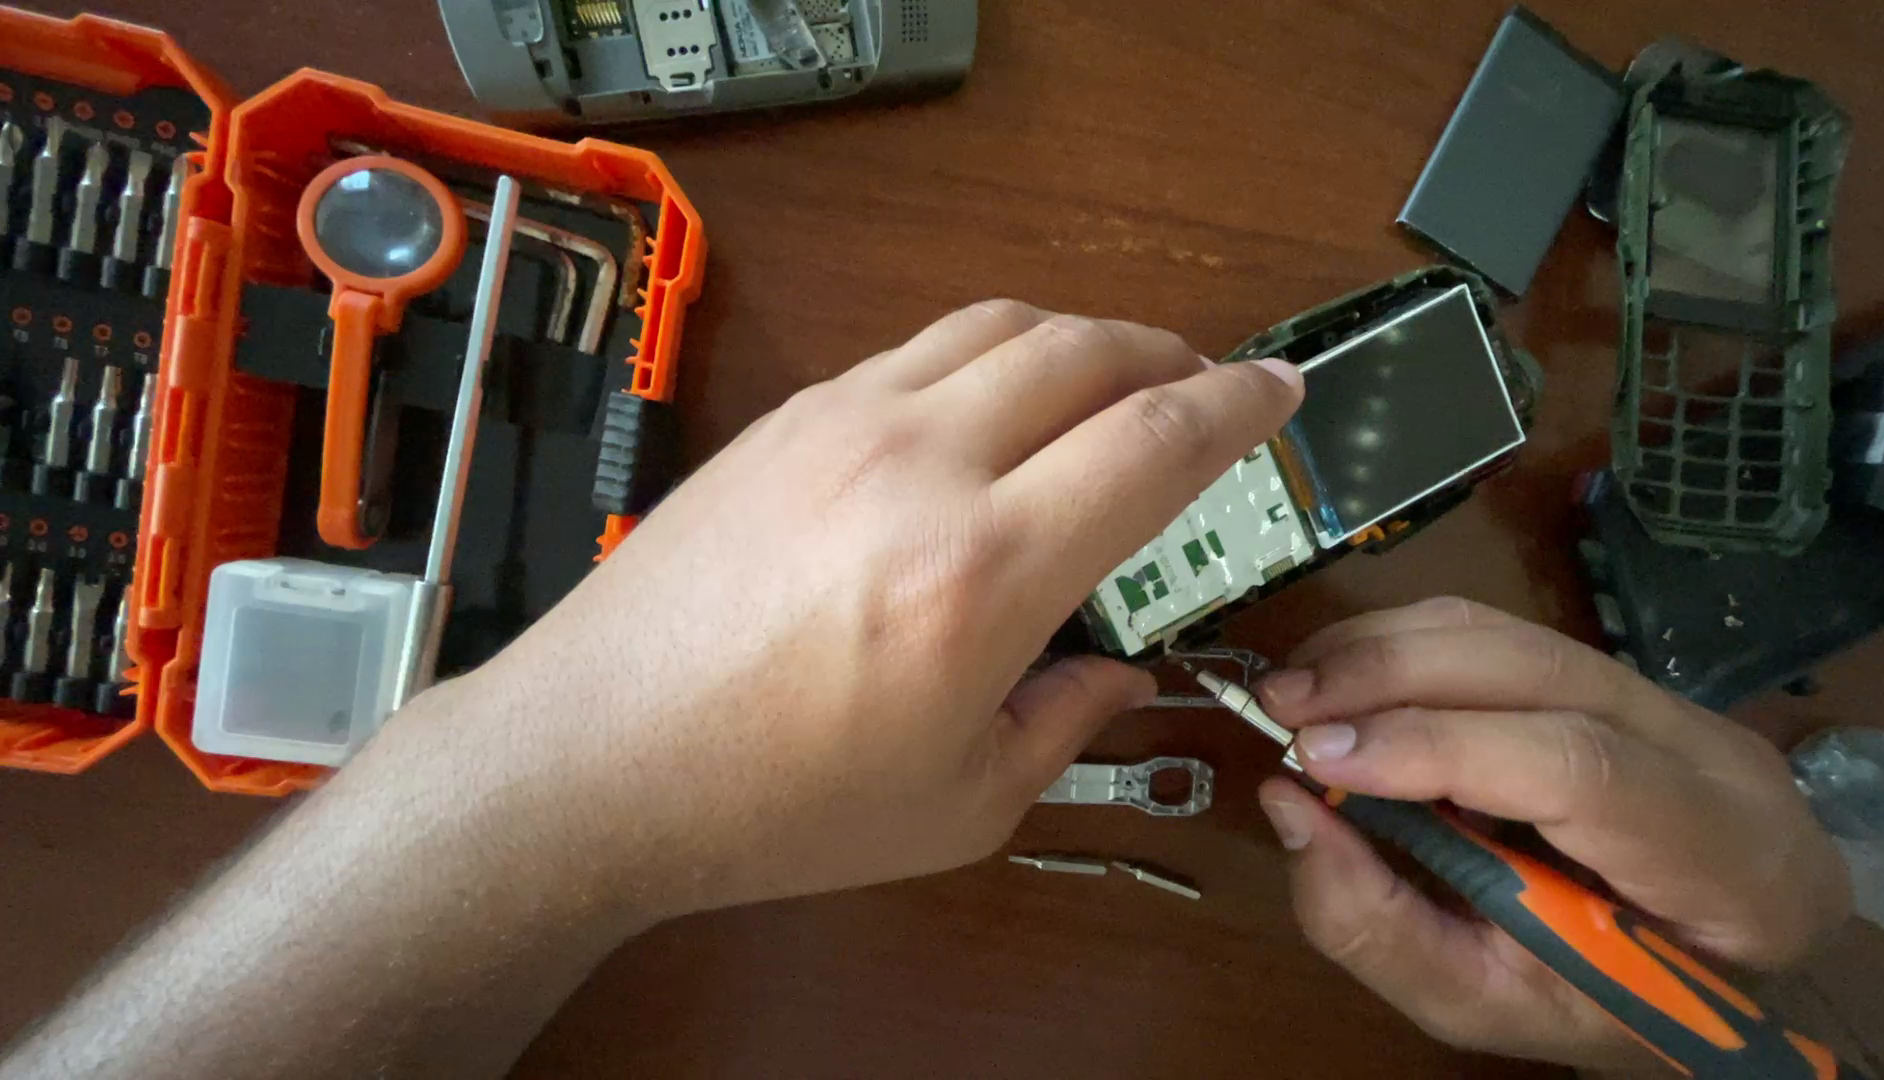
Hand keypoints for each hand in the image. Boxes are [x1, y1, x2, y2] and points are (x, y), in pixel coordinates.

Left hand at [387, 300, 1302, 930]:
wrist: (595, 755)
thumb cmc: (778, 802)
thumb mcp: (958, 804)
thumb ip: (1065, 721)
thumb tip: (1116, 668)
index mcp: (982, 572)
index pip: (1152, 444)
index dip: (1236, 407)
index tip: (1276, 392)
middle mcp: (921, 466)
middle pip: (1084, 352)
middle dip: (1167, 355)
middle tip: (1201, 383)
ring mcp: (845, 421)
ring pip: (1000, 325)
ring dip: (1080, 338)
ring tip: (1109, 377)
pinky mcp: (789, 414)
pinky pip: (919, 349)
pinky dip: (988, 354)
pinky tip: (991, 401)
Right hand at [1254, 598, 1848, 1071]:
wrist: (1688, 949)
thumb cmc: (1594, 996)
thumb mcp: (1482, 1002)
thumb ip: (1376, 925)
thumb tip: (1286, 799)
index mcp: (1723, 863)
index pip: (1580, 769)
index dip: (1434, 748)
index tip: (1313, 757)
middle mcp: (1702, 752)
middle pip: (1529, 668)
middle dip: (1384, 675)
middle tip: (1277, 704)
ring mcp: (1646, 693)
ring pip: (1493, 631)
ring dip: (1371, 648)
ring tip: (1289, 688)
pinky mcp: (1586, 667)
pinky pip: (1476, 626)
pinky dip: (1386, 640)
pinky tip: (1332, 674)